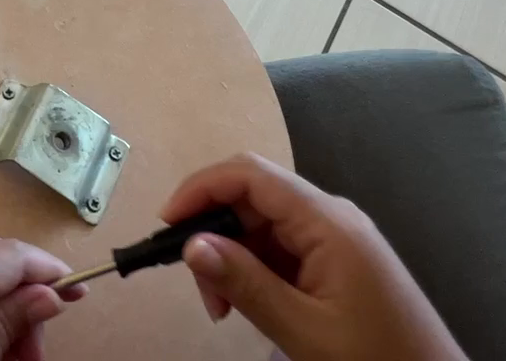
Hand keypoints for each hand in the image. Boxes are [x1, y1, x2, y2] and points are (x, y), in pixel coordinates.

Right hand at [161, 154, 464, 360]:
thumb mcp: (305, 332)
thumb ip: (246, 284)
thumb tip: (190, 244)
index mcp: (327, 220)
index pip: (249, 174)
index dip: (201, 188)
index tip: (167, 222)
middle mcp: (331, 215)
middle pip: (252, 197)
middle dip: (214, 231)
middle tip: (201, 287)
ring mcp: (337, 236)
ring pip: (262, 223)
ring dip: (232, 255)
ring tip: (223, 307)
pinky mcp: (339, 259)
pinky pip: (281, 245)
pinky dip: (255, 268)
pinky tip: (248, 302)